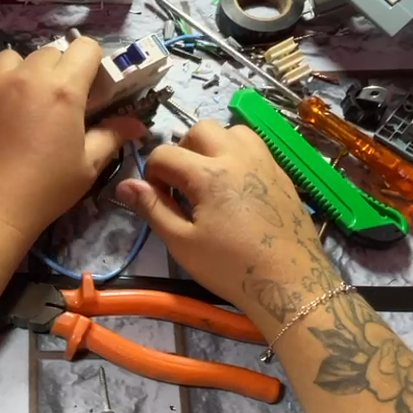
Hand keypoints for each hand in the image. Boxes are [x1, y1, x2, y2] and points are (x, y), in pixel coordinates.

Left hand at [0, 31, 146, 244]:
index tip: (91, 87)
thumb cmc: (44, 191)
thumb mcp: (87, 167)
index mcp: (63, 90)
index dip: (92, 65)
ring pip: (10, 56)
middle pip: (49, 53)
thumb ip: (111, 137)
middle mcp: (27, 77)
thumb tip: (137, 124)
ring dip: (21, 69)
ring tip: (22, 94)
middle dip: (59, 71)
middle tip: (56, 103)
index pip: (86, 49)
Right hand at [114, 120, 342, 332]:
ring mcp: (265, 161)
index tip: (159, 200)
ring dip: (213, 146)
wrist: (289, 282)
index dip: (152, 175)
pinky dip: (237, 156)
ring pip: (232, 131)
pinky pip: (255, 147)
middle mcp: (237, 156)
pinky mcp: (282, 173)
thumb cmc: (229, 266)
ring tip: (210, 179)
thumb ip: (152, 208)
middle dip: (183, 151)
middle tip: (183, 185)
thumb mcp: (181, 242)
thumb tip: (123, 185)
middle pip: (200, 129)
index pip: (164, 154)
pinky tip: (236, 188)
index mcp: (208, 173)